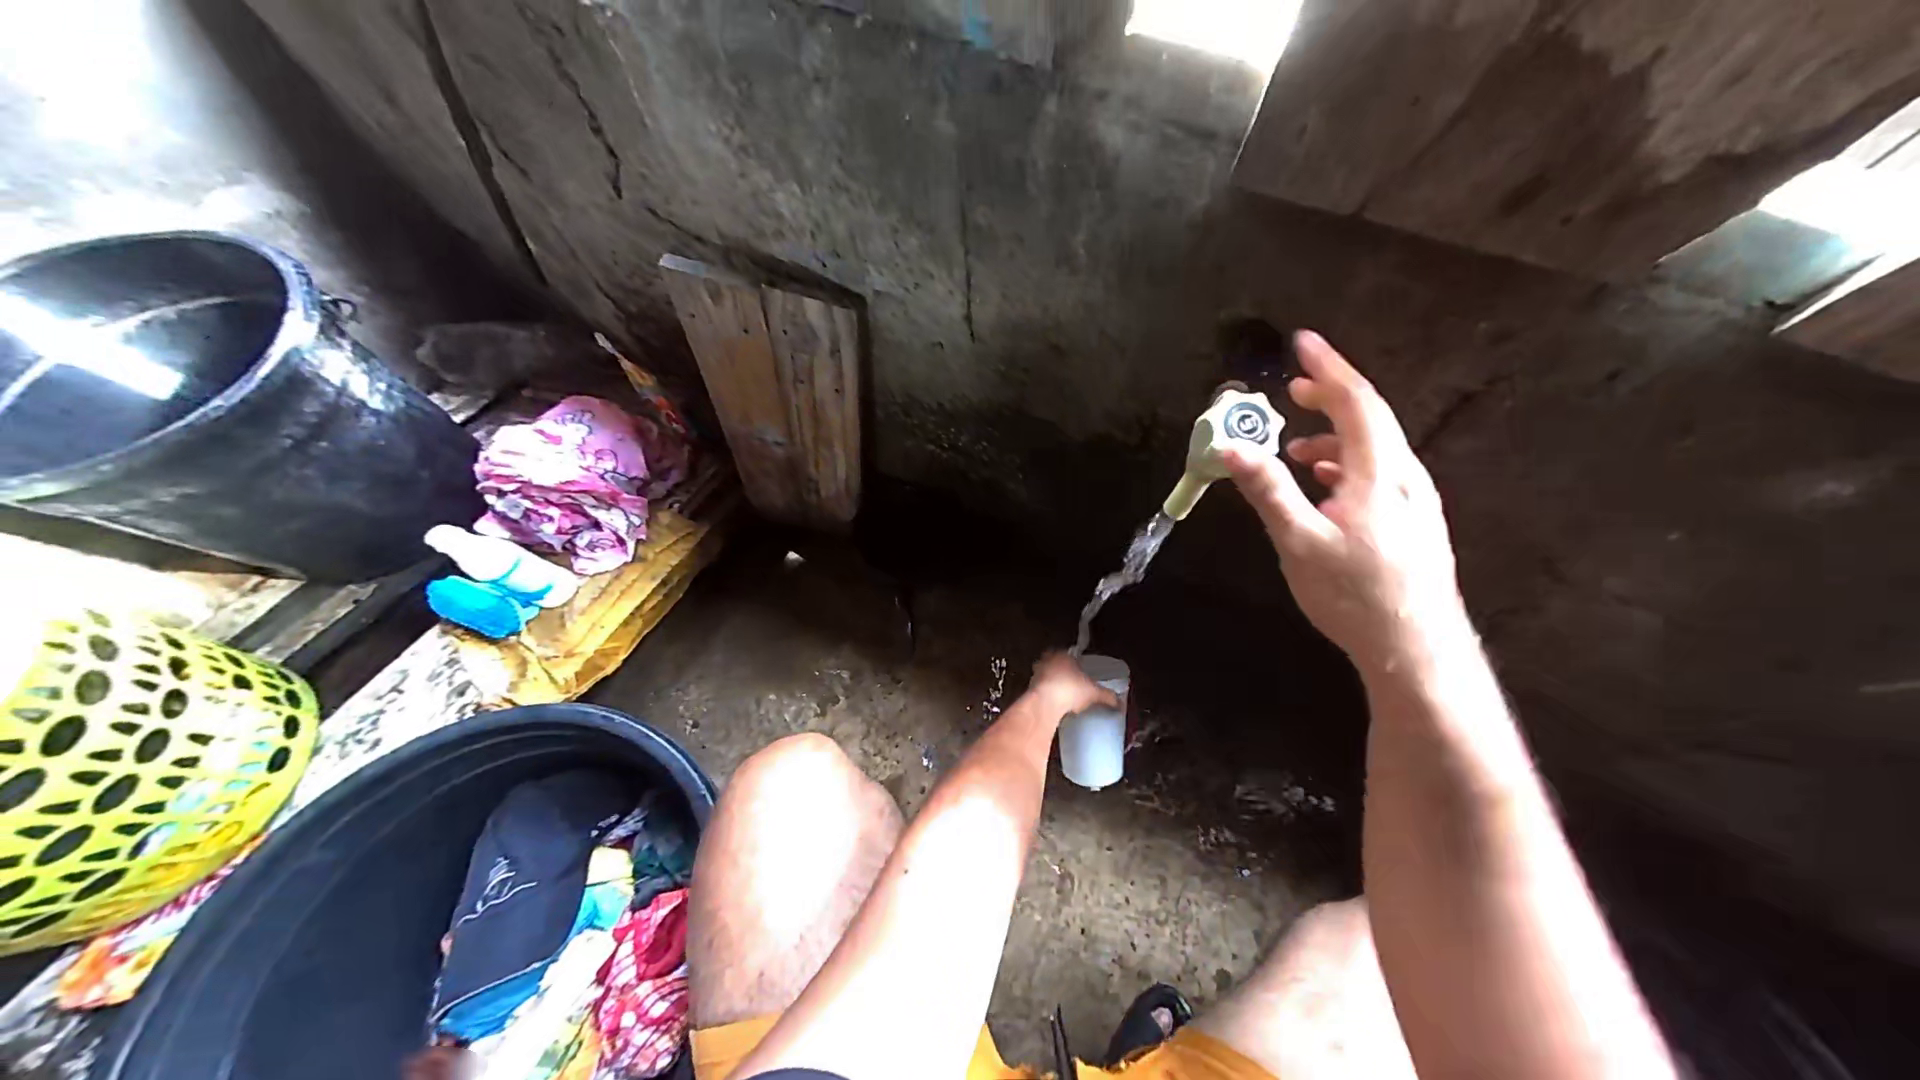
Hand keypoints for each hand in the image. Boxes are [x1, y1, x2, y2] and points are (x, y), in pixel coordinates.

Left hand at [1024, 652, 1117, 717]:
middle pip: (1056, 663)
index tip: (1080, 671)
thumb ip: (1107, 695)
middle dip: (1062, 671)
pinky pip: (1040, 688)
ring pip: (1046, 674)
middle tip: (1071, 682)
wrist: (1045, 702)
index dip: (1075, 663)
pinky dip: (1046, 694)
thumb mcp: (1094, 692)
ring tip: (1063, 695)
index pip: (1070, 654)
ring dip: (1052, 682)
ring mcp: (1036, 673)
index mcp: (1064, 655)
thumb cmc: (1070, 689)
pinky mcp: (1029, 687)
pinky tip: (1053, 703)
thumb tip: (1119, 701)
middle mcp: (1048, 660)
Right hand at [1224, 331, 1470, 677]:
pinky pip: (1379, 474)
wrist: (1415, 649)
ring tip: (1296, 450)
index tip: (1303, 343)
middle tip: (1294, 392)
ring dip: (1335, 437)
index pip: (1356, 403)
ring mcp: (1415, 501)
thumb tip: (1231, 448)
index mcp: (1380, 473)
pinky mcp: (1413, 523)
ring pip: (1376, 449)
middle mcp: (1405, 477)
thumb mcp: (1299, 542)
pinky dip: (1347, 464)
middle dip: (1331, 397)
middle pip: (1371, 419)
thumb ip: (1267, 490)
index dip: (1328, 369)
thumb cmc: (1354, 595)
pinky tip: (1325, 487)